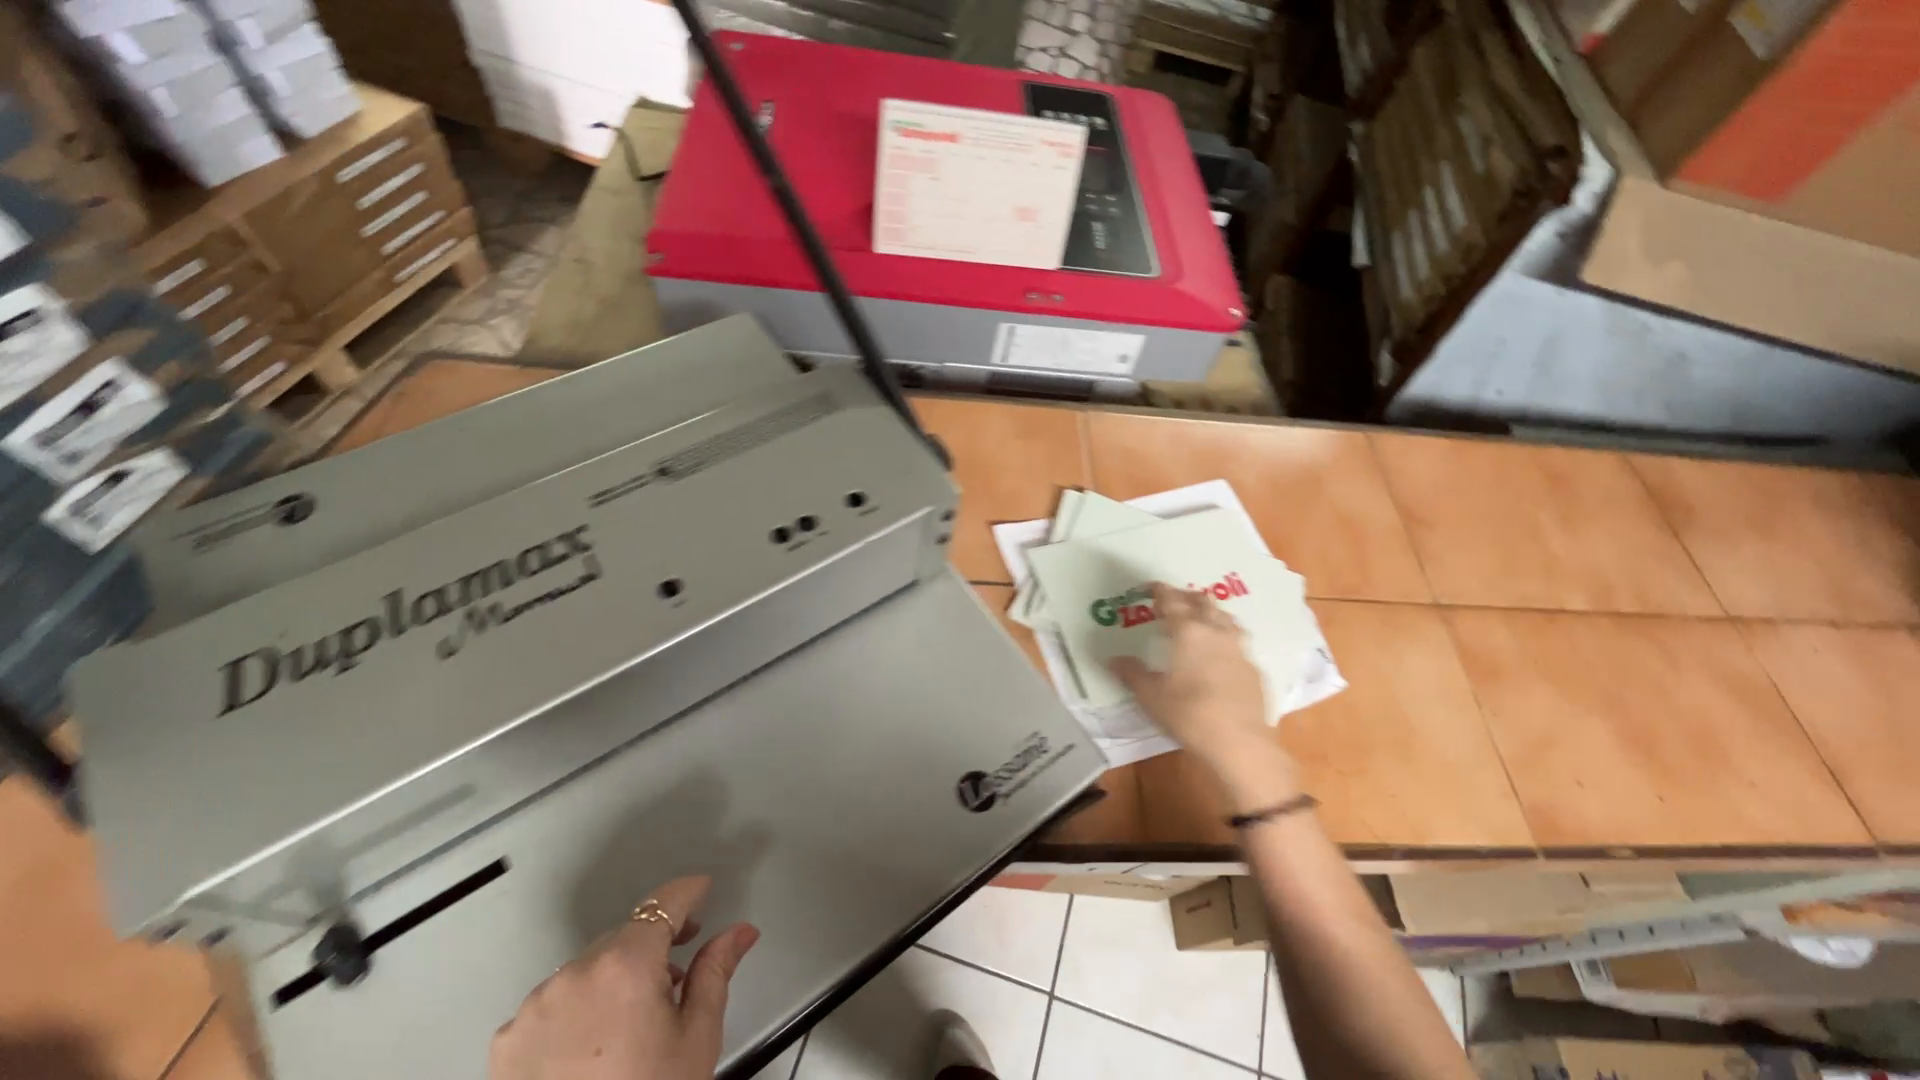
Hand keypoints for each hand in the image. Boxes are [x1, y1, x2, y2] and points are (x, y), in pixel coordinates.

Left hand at [490, 875, 759, 1079]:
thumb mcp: (697, 1036)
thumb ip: (716, 972)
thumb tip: (741, 932)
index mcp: (626, 965)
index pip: (662, 905)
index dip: (687, 892)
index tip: (701, 888)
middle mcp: (574, 973)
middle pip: (622, 940)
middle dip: (650, 951)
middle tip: (674, 982)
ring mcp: (534, 1006)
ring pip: (584, 972)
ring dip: (609, 982)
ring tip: (629, 1026)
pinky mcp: (507, 1040)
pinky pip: (549, 1007)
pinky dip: (572, 1014)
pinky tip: (589, 1048)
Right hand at [1110, 583, 1301, 804]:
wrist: (1239, 742)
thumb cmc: (1188, 714)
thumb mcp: (1151, 696)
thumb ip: (1131, 673)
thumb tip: (1113, 659)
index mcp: (1188, 633)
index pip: (1172, 602)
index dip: (1160, 591)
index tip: (1151, 586)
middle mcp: (1216, 633)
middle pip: (1203, 603)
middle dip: (1187, 597)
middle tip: (1174, 601)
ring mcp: (1239, 649)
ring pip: (1226, 619)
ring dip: (1211, 613)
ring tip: (1200, 619)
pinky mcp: (1254, 669)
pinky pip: (1238, 643)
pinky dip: (1225, 638)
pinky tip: (1220, 654)